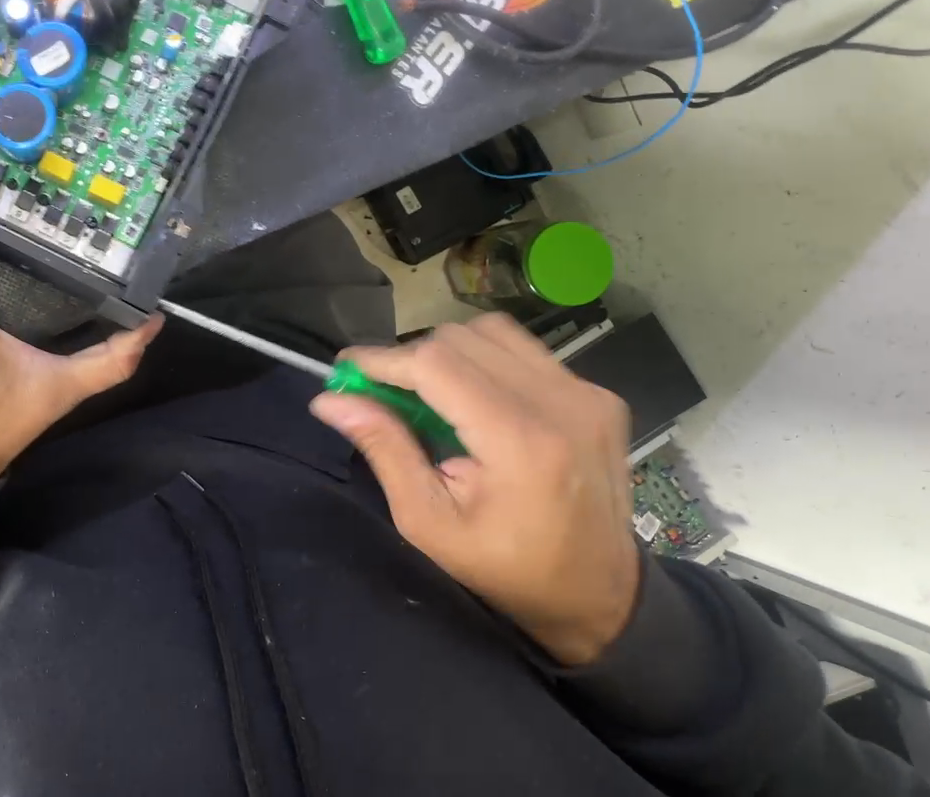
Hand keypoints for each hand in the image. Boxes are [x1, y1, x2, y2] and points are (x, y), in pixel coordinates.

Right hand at [310, 314, 639, 664]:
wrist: (599, 597)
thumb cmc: (504, 569)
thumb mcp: (427, 521)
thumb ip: (384, 449)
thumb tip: (329, 400)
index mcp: (519, 441)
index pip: (435, 363)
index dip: (381, 359)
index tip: (344, 370)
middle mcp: (560, 403)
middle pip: (458, 339)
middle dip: (409, 358)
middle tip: (384, 392)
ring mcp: (586, 395)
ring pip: (489, 332)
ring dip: (446, 353)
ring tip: (429, 394)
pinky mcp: (598, 395)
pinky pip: (522, 350)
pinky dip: (484, 361)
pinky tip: (474, 399)